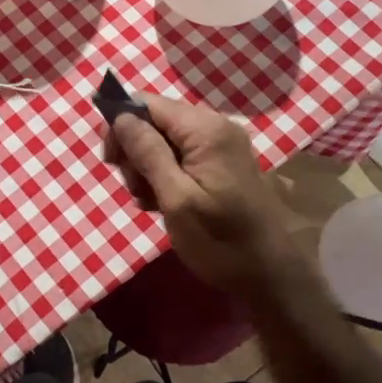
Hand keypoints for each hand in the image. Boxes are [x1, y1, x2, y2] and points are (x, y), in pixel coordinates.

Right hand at [103, 95, 289, 287]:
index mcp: (206, 130)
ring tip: (148, 200)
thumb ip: (148, 152)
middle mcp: (216, 126)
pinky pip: (181, 154)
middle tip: (133, 187)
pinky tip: (161, 202)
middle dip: (135, 149)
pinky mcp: (222, 163)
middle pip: (156, 119)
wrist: (271, 279)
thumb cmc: (220, 243)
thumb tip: (120, 115)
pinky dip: (165, 173)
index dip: (121, 124)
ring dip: (147, 165)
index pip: (148, 103)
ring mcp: (222, 145)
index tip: (110, 160)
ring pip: (165, 138)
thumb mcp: (176, 199)